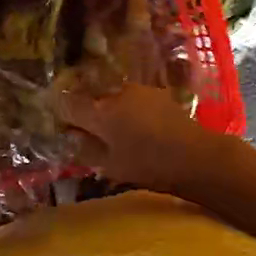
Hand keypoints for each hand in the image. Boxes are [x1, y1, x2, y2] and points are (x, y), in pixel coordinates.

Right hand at [56, 83, 219, 191]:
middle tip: (84, 131)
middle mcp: (117, 93)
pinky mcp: (158, 94)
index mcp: (100, 112)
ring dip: (109, 109)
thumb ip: (86, 149)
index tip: (60, 125)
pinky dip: (128, 110)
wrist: (196, 156)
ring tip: (113, 131)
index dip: (59, 113)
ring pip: (113, 96)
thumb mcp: (111, 165)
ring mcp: (140, 90)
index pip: (67, 104)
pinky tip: (136, 127)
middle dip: (85, 110)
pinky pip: (133, 99)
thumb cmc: (149, 165)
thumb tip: (70, 137)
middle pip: (91, 97)